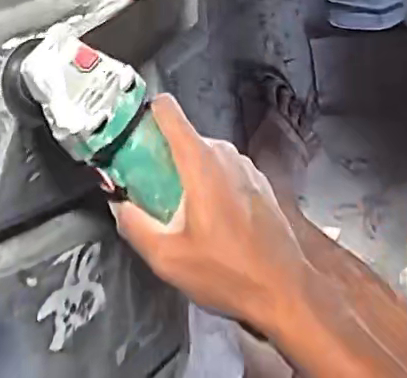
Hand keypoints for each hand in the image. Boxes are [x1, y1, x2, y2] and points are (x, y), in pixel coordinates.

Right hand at [109, 95, 311, 331]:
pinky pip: (226, 170)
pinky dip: (214, 185)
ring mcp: (246, 167)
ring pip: (205, 155)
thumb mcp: (167, 258)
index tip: (134, 136)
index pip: (167, 109)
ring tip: (185, 212)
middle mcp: (224, 154)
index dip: (146, 114)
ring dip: (190, 174)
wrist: (288, 296)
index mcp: (200, 160)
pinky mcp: (260, 183)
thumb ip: (134, 224)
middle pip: (183, 137)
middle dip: (165, 158)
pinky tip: (215, 221)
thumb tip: (118, 204)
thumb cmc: (229, 273)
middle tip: (155, 191)